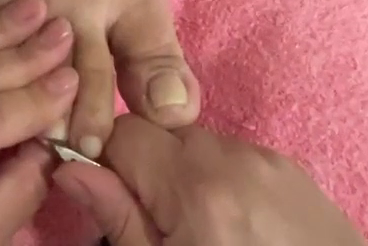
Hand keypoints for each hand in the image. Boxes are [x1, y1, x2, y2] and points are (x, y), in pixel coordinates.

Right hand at [0, 0, 199, 160]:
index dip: (142, 127)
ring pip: (24, 82)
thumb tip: (133, 55)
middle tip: (68, 169)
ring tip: (14, 145)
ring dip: (21, 113)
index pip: (149, 86)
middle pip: (83, 99)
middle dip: (78, 137)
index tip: (129, 153)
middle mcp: (88, 5)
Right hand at [52, 116, 367, 245]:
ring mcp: (271, 161)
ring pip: (198, 147)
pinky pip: (237, 160)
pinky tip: (240, 232)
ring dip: (186, 178)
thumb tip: (69, 167)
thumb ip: (119, 220)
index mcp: (197, 187)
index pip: (121, 132)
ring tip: (205, 236)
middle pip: (161, 137)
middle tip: (161, 230)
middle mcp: (234, 158)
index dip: (106, 162)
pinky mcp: (297, 173)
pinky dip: (224, 184)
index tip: (111, 201)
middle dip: (148, 173)